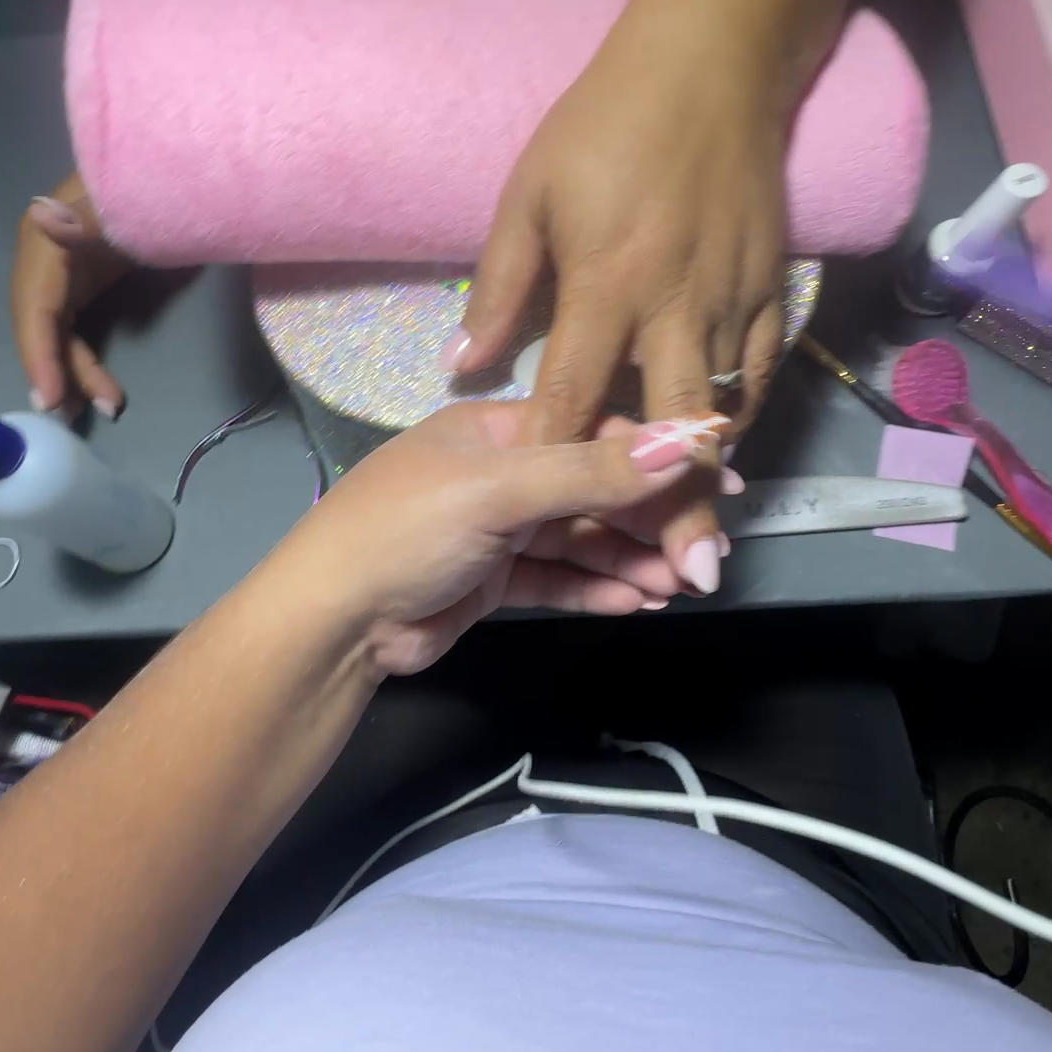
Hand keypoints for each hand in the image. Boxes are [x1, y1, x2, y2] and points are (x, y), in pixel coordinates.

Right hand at [10, 174, 136, 419]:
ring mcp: (68, 270)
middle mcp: (47, 256)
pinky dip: (86, 359)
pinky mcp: (88, 281)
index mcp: (47, 237)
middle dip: (58, 372)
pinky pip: (77, 327)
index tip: (50, 397)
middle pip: (44, 325)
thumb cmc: (155, 189)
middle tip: (76, 416)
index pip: (34, 306)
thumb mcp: (123, 203)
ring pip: (60, 331)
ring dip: (74, 372)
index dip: (39, 353)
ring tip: (100, 409)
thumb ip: (89, 215)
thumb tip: (44, 220)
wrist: (182, 180)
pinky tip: (99, 387)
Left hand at [275, 402, 718, 674]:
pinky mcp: (494, 579)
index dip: (657, 459)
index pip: (594, 432)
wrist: (336, 620)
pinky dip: (595, 589)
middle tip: (706, 554)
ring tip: (679, 585)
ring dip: (629, 561)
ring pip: (580, 541)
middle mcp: (501, 474)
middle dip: (650, 522)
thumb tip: (685, 441)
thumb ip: (589, 470)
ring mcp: (497, 529)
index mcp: (496, 430)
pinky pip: (557, 579)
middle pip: (594, 491)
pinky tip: (635, 603)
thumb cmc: (408, 531)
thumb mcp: (497, 490)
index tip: (716, 484)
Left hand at [448, 0, 834, 595]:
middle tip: (686, 573)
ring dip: (716, 480)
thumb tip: (467, 363)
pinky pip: (762, 373)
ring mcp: (732, 301)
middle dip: (679, 509)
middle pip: (670, 430)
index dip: (564, 469)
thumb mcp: (528, 198)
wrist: (713, 57)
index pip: (575, 399)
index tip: (558, 534)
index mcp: (605, 288)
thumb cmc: (602, 129)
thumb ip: (501, 291)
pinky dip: (742, 417)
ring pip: (723, 412)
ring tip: (709, 540)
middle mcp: (673, 308)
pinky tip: (725, 454)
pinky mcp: (773, 291)